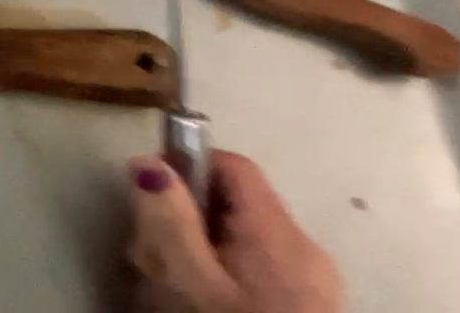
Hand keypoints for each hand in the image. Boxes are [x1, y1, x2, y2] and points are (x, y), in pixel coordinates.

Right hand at [127, 150, 342, 312]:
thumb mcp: (183, 277)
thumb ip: (165, 213)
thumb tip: (148, 161)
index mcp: (282, 235)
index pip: (231, 164)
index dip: (184, 163)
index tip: (148, 191)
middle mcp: (306, 253)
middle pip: (229, 202)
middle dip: (180, 215)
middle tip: (150, 250)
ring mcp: (311, 287)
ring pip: (235, 237)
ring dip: (192, 248)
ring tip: (168, 283)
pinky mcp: (304, 310)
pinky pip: (250, 269)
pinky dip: (214, 273)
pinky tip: (194, 301)